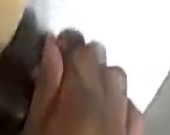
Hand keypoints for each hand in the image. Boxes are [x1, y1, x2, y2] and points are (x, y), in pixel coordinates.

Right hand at [22, 32, 142, 134]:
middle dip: (83, 58)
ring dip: (102, 78)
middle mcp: (110, 97)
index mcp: (83, 91)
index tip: (51, 48)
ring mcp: (126, 119)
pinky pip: (133, 108)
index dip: (66, 43)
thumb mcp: (36, 128)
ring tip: (83, 93)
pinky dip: (120, 104)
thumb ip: (46, 86)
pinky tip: (106, 116)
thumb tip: (51, 45)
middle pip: (101, 58)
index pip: (80, 47)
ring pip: (119, 78)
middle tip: (62, 73)